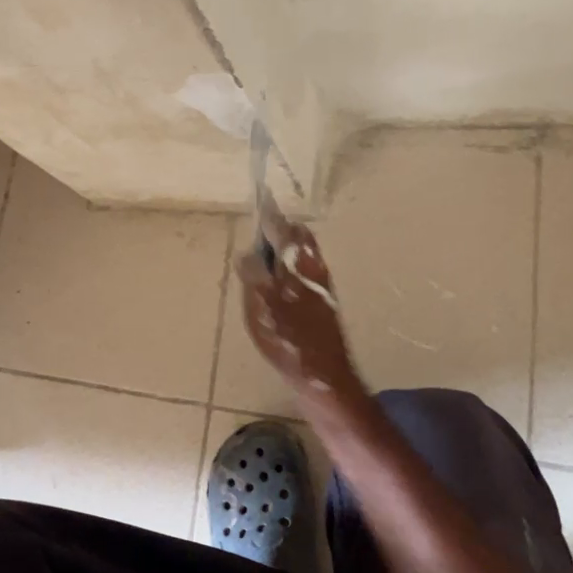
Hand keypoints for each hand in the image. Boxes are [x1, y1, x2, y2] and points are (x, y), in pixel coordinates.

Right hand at [234, 222, 361, 395]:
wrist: (325, 377)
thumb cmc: (289, 340)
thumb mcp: (261, 307)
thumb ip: (253, 276)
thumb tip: (247, 252)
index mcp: (298, 264)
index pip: (281, 229)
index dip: (269, 214)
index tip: (261, 195)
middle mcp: (314, 269)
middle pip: (299, 238)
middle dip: (282, 228)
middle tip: (263, 225)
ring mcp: (321, 287)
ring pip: (304, 255)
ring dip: (287, 247)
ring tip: (267, 250)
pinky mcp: (322, 304)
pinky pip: (305, 272)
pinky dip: (291, 266)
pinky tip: (280, 281)